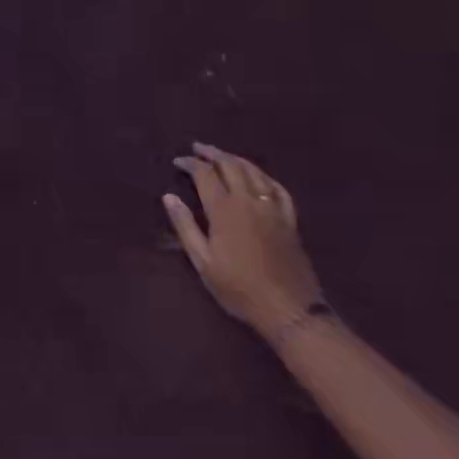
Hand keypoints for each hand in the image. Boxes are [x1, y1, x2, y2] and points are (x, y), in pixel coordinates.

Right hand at [163, 143, 322, 338]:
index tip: (178, 161)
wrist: (289, 310)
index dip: (190, 163)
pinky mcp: (290, 220)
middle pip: (230, 165)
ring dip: (236, 159)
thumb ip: (185, 226)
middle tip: (198, 148)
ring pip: (254, 171)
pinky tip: (258, 177)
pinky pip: (278, 188)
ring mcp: (272, 208)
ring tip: (222, 155)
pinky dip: (264, 176)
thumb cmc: (239, 288)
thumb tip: (169, 197)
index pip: (204, 174)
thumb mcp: (203, 261)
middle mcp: (248, 201)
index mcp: (224, 209)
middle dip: (212, 153)